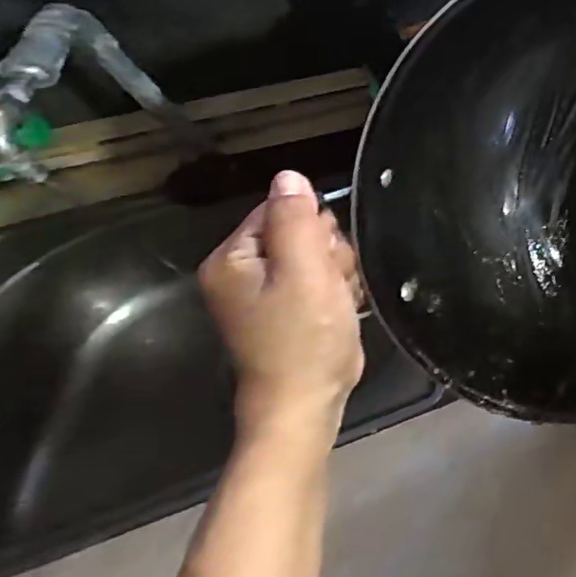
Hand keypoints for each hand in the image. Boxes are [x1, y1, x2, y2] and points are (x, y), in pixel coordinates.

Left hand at [199, 171, 364, 441]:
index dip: (313, 227)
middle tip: (331, 282)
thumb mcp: (304, 271)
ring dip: (339, 271)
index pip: (281, 210)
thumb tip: (288, 175)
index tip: (323, 257)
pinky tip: (342, 307)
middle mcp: (244, 272)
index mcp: (233, 259)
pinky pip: (325, 277)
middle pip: (303, 230)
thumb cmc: (303, 336)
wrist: (307, 401)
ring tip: (338, 299)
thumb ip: (296, 220)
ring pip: (320, 253)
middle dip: (329, 252)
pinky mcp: (293, 307)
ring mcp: (269, 291)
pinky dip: (339, 289)